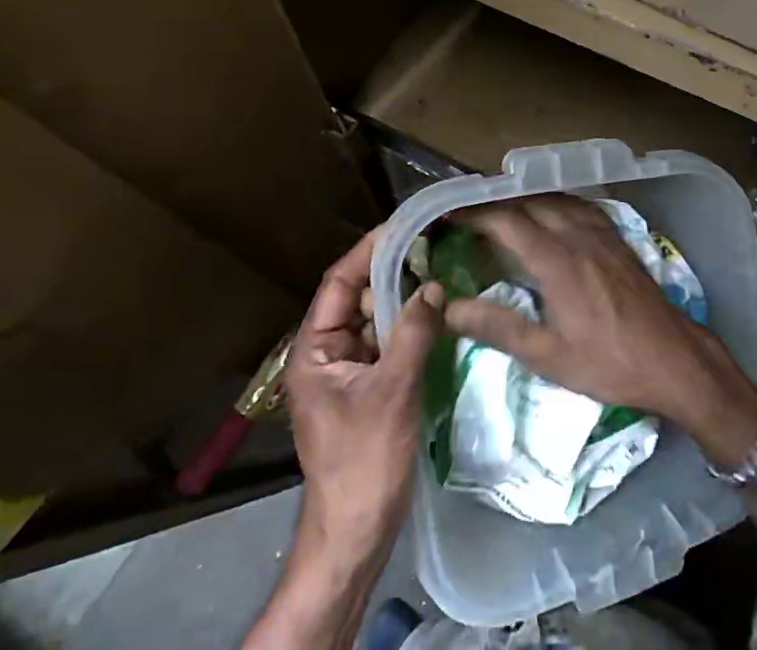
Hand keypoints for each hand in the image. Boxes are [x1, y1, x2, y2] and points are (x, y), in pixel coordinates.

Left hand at [286, 225, 443, 554]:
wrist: (357, 530)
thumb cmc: (364, 461)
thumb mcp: (392, 392)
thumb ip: (413, 333)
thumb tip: (432, 286)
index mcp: (314, 350)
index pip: (338, 283)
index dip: (367, 252)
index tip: (402, 226)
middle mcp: (327, 354)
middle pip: (358, 299)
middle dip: (393, 275)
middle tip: (434, 249)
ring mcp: (349, 372)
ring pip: (377, 322)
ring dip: (405, 302)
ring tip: (442, 274)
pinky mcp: (369, 389)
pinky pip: (389, 346)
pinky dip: (411, 330)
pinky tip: (438, 316)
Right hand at [443, 195, 756, 463]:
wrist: (675, 361)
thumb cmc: (609, 364)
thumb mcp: (549, 356)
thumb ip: (499, 328)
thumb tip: (449, 307)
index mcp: (558, 262)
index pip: (507, 222)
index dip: (475, 214)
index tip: (449, 214)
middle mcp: (579, 238)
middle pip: (531, 204)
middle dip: (497, 202)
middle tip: (470, 212)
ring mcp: (604, 237)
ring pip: (558, 200)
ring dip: (527, 199)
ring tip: (504, 208)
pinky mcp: (620, 243)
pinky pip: (583, 208)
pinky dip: (558, 203)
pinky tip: (555, 214)